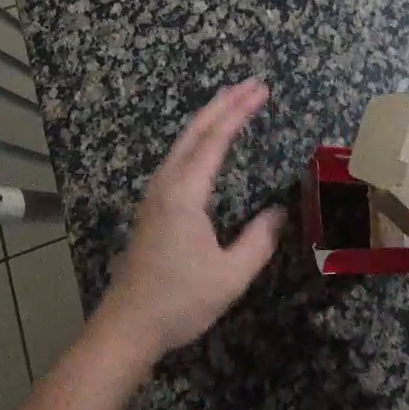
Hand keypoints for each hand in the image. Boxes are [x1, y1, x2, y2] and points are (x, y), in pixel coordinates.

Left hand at [93, 79, 287, 357]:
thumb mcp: (230, 277)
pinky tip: (207, 141)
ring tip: (234, 100)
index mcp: (185, 193)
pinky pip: (179, 156)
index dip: (240, 111)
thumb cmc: (180, 301)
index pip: (215, 139)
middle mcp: (167, 183)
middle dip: (225, 103)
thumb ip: (259, 241)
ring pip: (183, 141)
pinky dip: (199, 137)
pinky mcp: (153, 205)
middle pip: (196, 130)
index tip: (262, 90)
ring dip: (209, 117)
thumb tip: (280, 211)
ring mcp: (156, 193)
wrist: (128, 325)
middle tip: (253, 84)